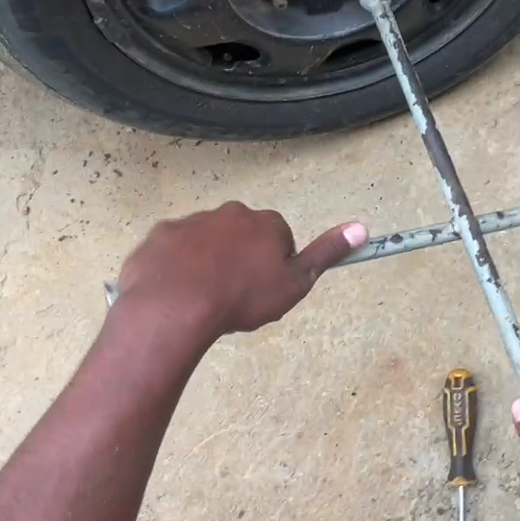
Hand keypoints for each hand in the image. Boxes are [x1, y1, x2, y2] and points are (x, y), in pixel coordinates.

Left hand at [109, 202, 363, 360]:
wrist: (175, 307)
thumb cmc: (241, 297)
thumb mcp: (295, 282)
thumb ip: (326, 253)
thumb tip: (361, 228)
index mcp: (265, 223)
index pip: (279, 238)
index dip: (274, 265)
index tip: (265, 288)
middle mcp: (230, 213)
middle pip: (241, 235)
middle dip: (240, 258)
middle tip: (235, 294)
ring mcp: (191, 222)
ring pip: (206, 242)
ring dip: (207, 262)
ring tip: (204, 298)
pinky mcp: (158, 237)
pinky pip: (172, 250)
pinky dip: (176, 267)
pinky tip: (177, 291)